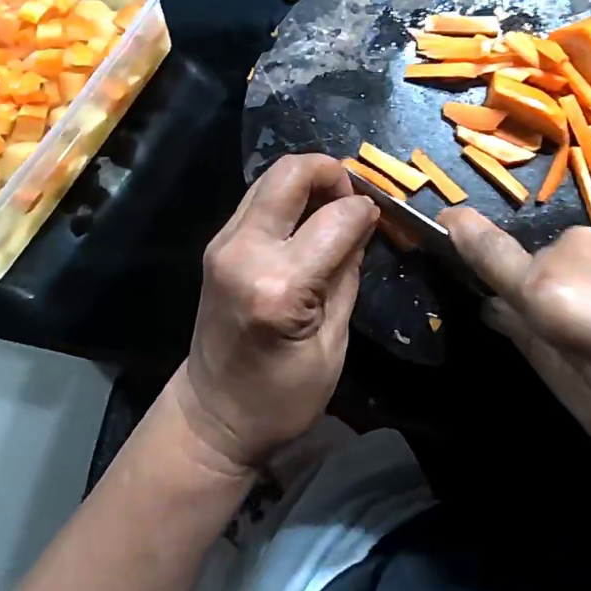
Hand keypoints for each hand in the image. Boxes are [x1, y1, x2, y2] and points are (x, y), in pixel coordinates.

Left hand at [177, 154, 377, 473]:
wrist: (212, 418)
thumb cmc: (283, 397)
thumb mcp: (333, 342)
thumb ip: (348, 273)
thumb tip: (365, 221)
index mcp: (279, 286)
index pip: (337, 218)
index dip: (366, 211)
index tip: (378, 221)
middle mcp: (244, 253)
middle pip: (291, 173)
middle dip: (332, 172)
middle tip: (354, 198)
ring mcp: (223, 245)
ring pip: (272, 177)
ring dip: (310, 180)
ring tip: (335, 208)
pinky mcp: (217, 245)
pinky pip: (259, 198)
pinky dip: (290, 196)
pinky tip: (309, 221)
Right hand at [441, 212, 590, 540]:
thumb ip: (538, 354)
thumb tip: (501, 311)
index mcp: (557, 288)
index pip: (487, 254)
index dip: (455, 238)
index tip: (426, 219)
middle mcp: (582, 247)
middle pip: (530, 277)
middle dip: (536, 316)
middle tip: (580, 379)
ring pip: (572, 278)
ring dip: (581, 315)